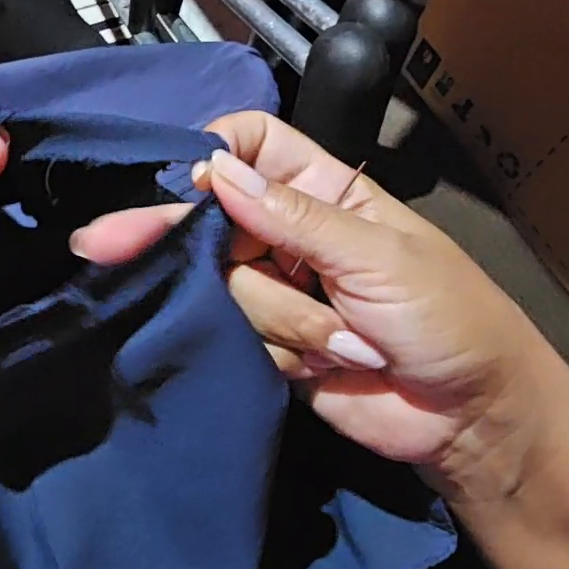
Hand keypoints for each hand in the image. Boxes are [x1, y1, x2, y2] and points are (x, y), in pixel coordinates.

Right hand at [70, 112, 568, 501]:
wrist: (471, 422)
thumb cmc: (449, 318)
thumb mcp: (379, 256)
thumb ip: (293, 216)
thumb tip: (215, 171)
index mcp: (321, 190)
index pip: (249, 146)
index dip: (215, 158)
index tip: (195, 185)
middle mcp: (287, 233)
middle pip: (210, 218)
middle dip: (171, 233)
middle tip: (98, 242)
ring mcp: (273, 290)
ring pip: (224, 287)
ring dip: (282, 320)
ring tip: (348, 340)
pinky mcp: (265, 342)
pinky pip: (234, 334)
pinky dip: (278, 351)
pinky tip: (324, 364)